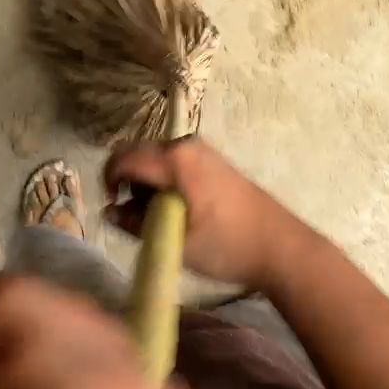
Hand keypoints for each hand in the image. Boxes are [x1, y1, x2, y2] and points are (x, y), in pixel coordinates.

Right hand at [103, 138, 304, 290]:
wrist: (280, 245)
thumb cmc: (227, 245)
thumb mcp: (176, 241)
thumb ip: (136, 225)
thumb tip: (108, 213)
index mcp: (174, 158)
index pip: (124, 157)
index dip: (108, 179)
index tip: (111, 206)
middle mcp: (185, 143)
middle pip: (138, 152)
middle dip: (127, 181)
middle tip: (133, 216)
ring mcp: (200, 149)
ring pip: (155, 157)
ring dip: (145, 181)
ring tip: (155, 216)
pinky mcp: (211, 158)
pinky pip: (172, 160)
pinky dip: (163, 179)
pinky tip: (175, 208)